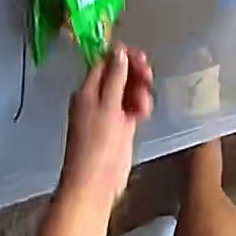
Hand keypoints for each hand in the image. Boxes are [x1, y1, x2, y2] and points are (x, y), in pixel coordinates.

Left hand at [58, 44, 153, 208]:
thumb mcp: (107, 106)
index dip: (123, 57)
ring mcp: (110, 112)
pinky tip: (144, 113)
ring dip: (139, 91)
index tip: (141, 58)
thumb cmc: (97, 144)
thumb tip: (119, 51)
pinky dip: (140, 105)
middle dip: (135, 73)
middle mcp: (97, 98)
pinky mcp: (121, 126)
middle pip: (119, 74)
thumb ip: (115, 77)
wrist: (95, 184)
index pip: (105, 62)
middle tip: (147, 77)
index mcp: (88, 90)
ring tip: (143, 105)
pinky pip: (133, 106)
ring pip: (129, 90)